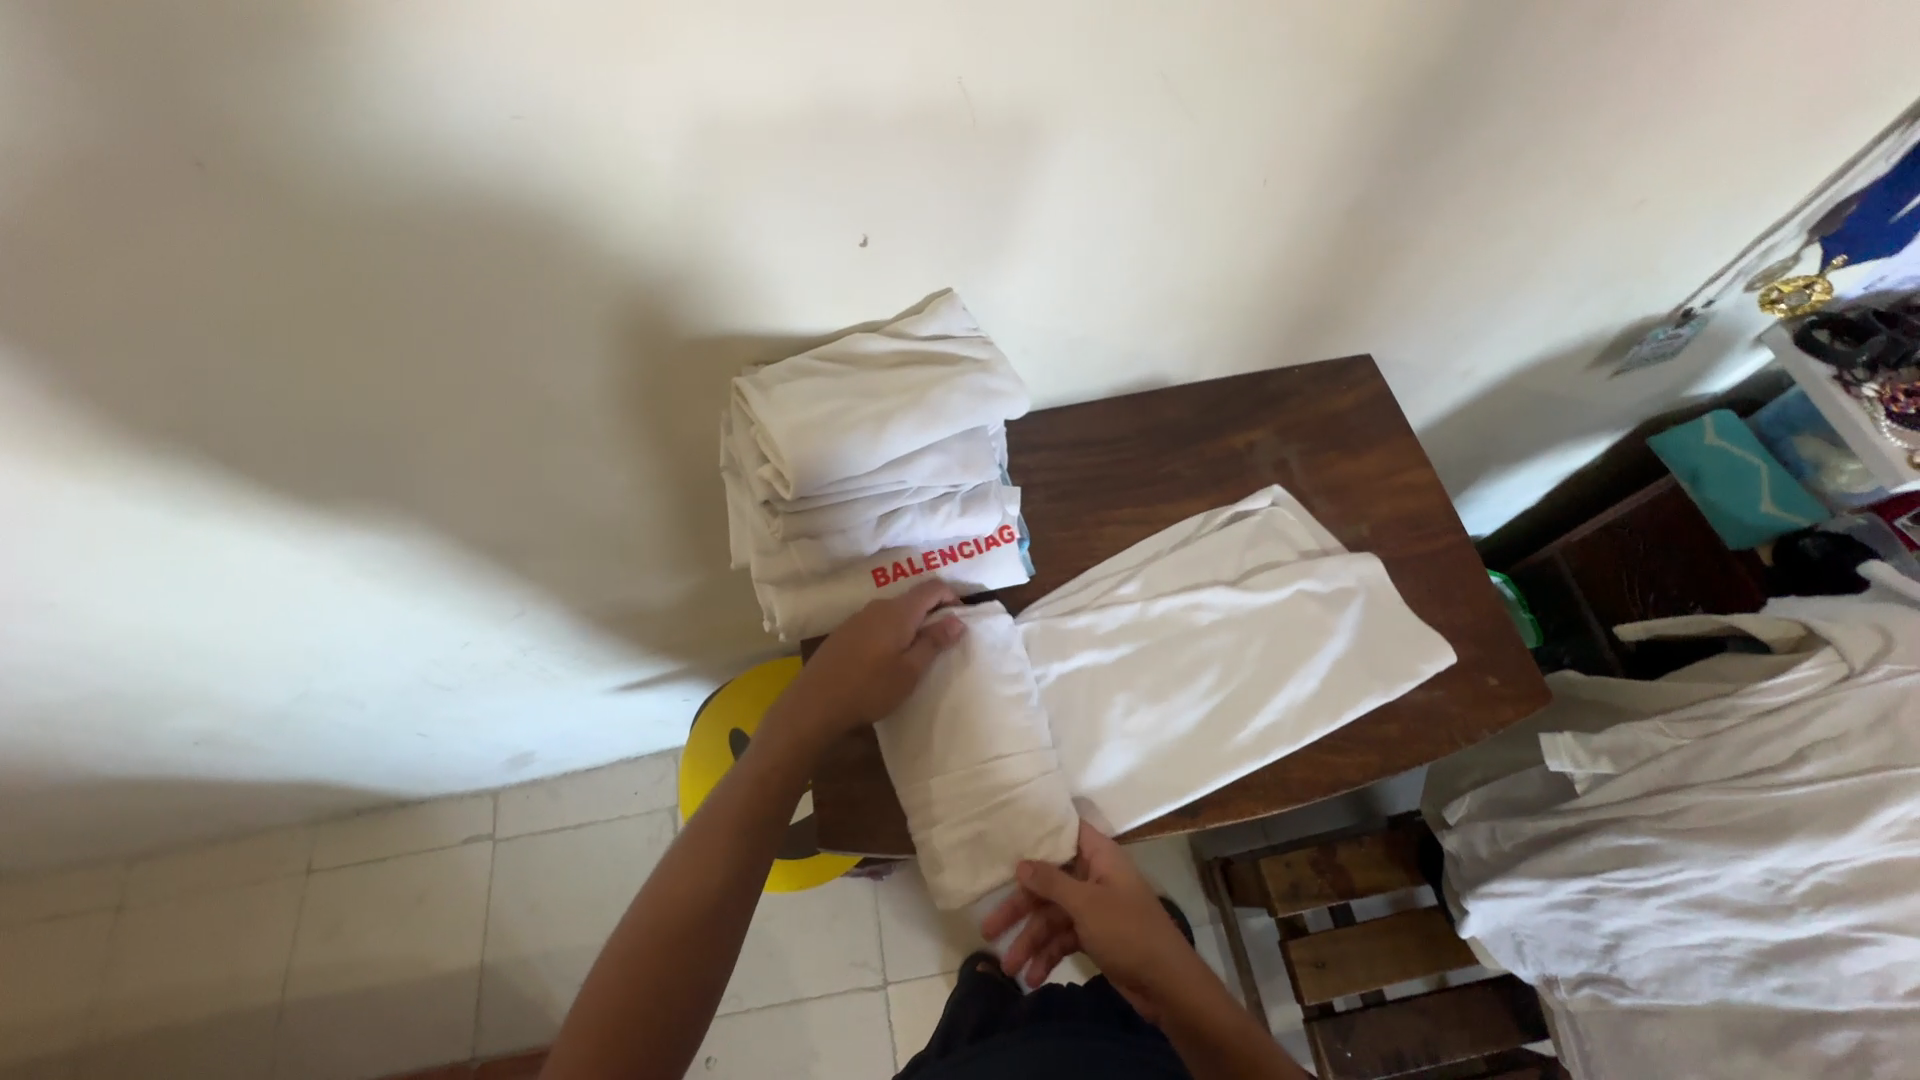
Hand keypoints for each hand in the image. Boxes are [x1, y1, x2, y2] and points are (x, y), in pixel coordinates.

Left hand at [775, 580, 966, 744]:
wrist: (814, 705)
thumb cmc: (869, 688)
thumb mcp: (910, 671)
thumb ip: (934, 642)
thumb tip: (957, 620)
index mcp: (898, 612)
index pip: (932, 588)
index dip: (952, 596)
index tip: (962, 618)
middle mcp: (877, 607)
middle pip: (912, 599)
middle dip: (932, 614)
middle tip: (944, 641)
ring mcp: (856, 619)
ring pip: (893, 613)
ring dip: (910, 626)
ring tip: (917, 654)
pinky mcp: (843, 634)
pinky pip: (875, 625)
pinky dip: (890, 634)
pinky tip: (887, 660)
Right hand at [981, 821, 1203, 1017]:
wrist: (1168, 985)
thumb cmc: (1129, 932)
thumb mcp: (1086, 905)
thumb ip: (1051, 882)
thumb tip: (1020, 863)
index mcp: (1099, 856)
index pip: (1064, 833)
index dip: (1038, 833)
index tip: (1005, 837)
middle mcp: (1094, 877)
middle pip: (1048, 884)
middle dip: (1020, 909)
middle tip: (987, 930)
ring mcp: (1094, 908)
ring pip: (1052, 916)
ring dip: (1031, 941)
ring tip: (1009, 969)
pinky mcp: (1095, 936)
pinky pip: (1063, 939)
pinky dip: (1048, 956)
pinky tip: (1033, 977)